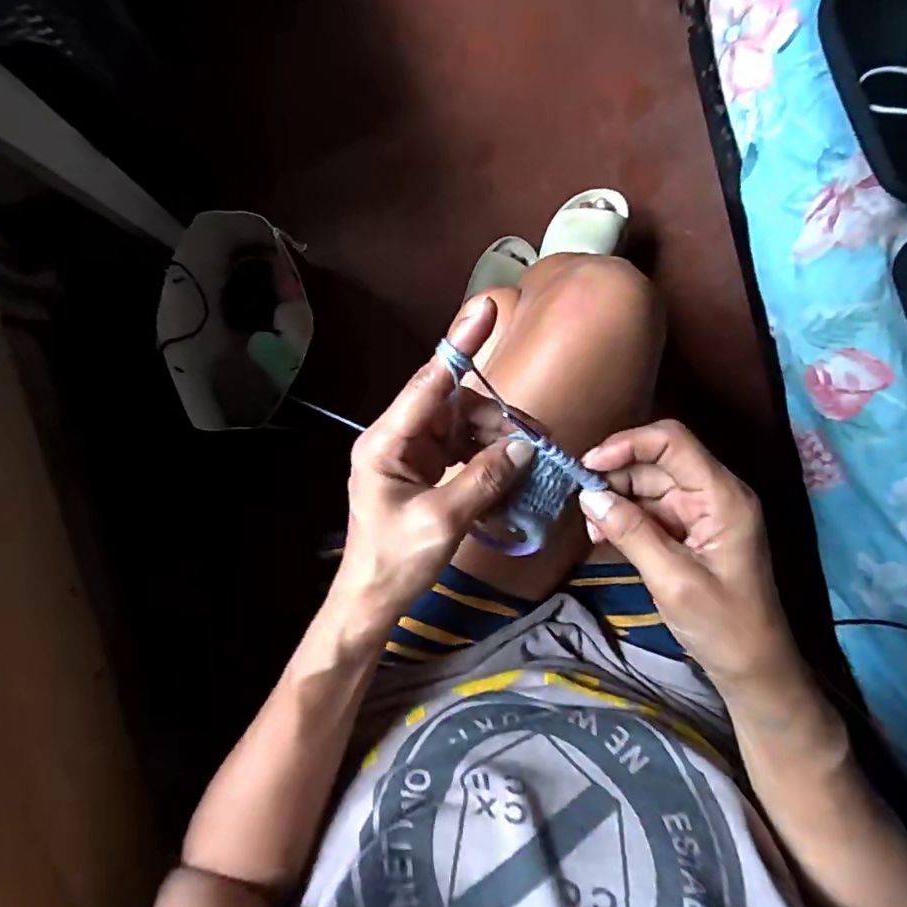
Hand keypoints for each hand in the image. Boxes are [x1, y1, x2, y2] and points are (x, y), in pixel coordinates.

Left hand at [331, 298, 532, 636]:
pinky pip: (459, 448)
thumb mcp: (442, 521)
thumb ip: (483, 479)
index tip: (485, 308)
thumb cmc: (395, 561)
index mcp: (386, 442)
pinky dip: (484, 456)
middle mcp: (396, 438)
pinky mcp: (422, 470)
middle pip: (451, 404)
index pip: (427, 383)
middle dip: (493, 416)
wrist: (372, 598)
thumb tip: (523, 448)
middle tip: (533, 439)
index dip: (459, 345)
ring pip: (460, 425)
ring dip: (493, 438)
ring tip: (525, 460)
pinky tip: (507, 472)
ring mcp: (409, 453)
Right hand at [576, 420, 801, 694]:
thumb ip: (631, 532)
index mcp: (722, 498)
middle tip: (583, 505)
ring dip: (613, 498)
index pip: (672, 442)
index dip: (627, 444)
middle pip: (653, 460)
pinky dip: (621, 516)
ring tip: (592, 529)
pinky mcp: (686, 529)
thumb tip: (589, 496)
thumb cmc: (724, 626)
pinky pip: (646, 507)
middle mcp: (712, 495)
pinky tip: (603, 536)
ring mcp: (699, 512)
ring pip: (645, 483)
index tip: (589, 466)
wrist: (753, 669)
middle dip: (613, 476)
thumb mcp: (673, 580)